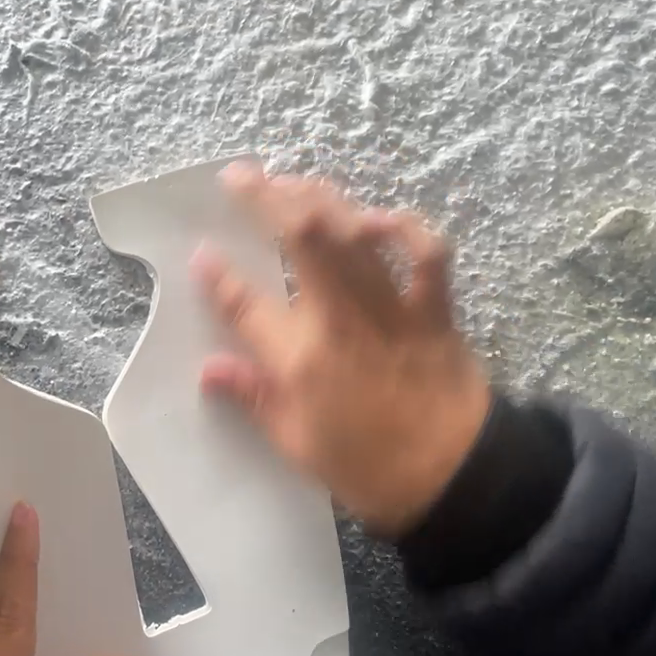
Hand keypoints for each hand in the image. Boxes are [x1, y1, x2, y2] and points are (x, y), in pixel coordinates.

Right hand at [192, 163, 492, 536]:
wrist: (454, 479)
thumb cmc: (365, 467)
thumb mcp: (295, 444)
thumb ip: (252, 398)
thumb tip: (208, 368)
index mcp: (300, 357)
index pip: (245, 305)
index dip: (217, 275)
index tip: (200, 253)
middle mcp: (340, 317)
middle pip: (302, 236)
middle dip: (266, 197)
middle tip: (241, 176)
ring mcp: (390, 306)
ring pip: (353, 230)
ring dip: (319, 196)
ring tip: (292, 181)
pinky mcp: (433, 307)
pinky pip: (426, 252)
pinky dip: (406, 227)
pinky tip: (379, 217)